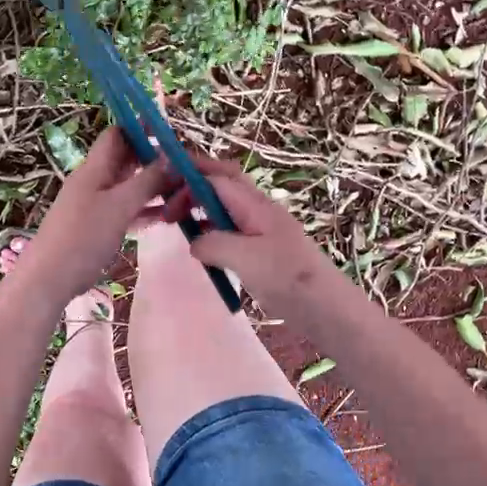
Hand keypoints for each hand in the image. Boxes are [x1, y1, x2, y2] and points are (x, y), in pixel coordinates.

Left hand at [14, 128, 173, 302]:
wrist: (50, 278)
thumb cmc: (83, 237)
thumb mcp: (119, 206)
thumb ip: (147, 181)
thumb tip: (172, 158)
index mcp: (95, 168)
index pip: (117, 135)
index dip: (141, 129)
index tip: (172, 135)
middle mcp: (94, 181)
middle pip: (126, 160)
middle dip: (155, 160)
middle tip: (188, 168)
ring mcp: (95, 204)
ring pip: (129, 186)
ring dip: (154, 187)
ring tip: (186, 192)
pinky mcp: (98, 227)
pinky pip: (127, 210)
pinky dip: (146, 210)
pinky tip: (169, 217)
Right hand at [169, 156, 343, 310]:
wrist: (327, 309)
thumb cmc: (287, 278)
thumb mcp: (243, 259)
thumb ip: (211, 243)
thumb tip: (195, 243)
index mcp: (255, 205)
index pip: (216, 178)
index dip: (187, 177)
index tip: (159, 185)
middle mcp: (259, 210)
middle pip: (221, 184)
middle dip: (191, 187)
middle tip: (166, 208)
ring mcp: (262, 230)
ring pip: (224, 206)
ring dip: (199, 208)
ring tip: (175, 223)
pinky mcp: (263, 250)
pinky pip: (230, 228)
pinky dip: (209, 229)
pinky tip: (200, 246)